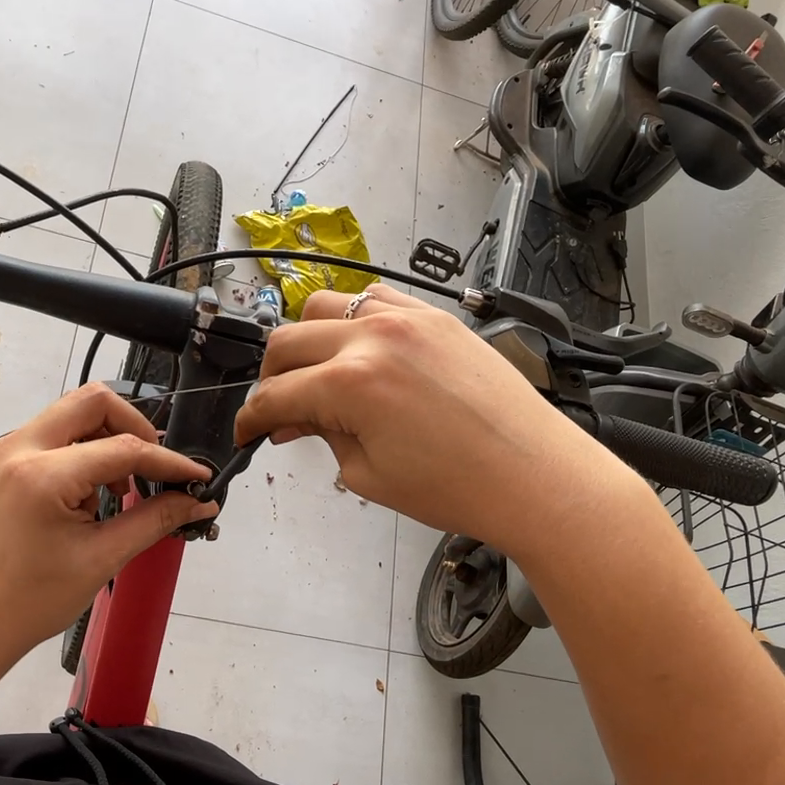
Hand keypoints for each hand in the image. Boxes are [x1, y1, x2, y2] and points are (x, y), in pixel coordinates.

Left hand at [0, 384, 216, 658]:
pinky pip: (58, 434)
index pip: (123, 448)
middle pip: (93, 401)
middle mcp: (20, 448)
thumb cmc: (35, 599)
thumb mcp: (104, 557)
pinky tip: (95, 492)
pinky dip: (87, 449)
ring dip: (109, 438)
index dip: (168, 461)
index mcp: (42, 475)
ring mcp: (9, 450)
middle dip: (136, 428)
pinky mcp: (7, 461)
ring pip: (74, 412)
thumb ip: (155, 519)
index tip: (198, 476)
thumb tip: (199, 502)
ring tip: (122, 488)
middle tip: (155, 467)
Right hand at [234, 286, 639, 552]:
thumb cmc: (459, 487)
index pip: (275, 395)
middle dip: (271, 379)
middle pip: (288, 342)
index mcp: (350, 384)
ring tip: (317, 374)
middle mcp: (372, 337)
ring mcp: (408, 317)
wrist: (536, 475)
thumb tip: (294, 421)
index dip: (251, 419)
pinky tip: (360, 348)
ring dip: (307, 339)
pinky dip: (353, 318)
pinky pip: (376, 297)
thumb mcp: (369, 474)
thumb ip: (322, 436)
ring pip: (325, 305)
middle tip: (279, 410)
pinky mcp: (436, 315)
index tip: (248, 432)